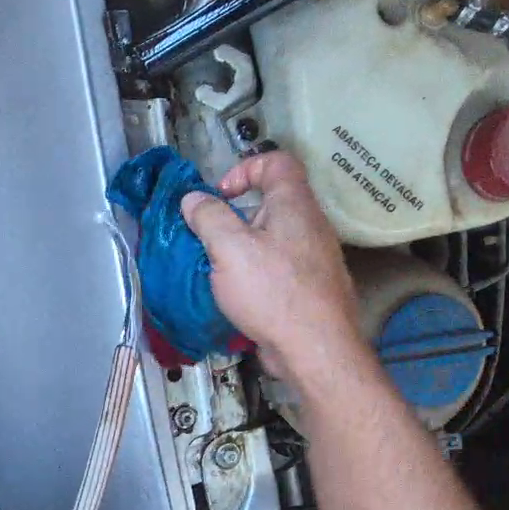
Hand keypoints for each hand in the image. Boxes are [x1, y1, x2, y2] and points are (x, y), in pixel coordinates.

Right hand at [180, 152, 362, 379]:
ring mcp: (315, 257)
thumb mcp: (228, 249)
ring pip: (275, 236)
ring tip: (221, 268)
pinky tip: (241, 294)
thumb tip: (193, 198)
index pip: (277, 162)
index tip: (220, 196)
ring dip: (245, 246)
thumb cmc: (271, 291)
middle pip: (273, 201)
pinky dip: (258, 270)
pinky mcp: (312, 285)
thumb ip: (209, 218)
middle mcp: (311, 224)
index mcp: (294, 205)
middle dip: (237, 215)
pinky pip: (280, 265)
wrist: (314, 347)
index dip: (244, 169)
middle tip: (212, 237)